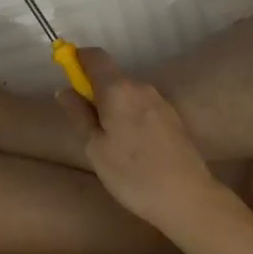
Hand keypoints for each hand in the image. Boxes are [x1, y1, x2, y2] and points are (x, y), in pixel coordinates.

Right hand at [57, 49, 225, 225]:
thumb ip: (78, 114)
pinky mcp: (172, 117)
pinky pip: (142, 106)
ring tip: (111, 143)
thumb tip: (65, 90)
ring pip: (127, 93)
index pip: (95, 55)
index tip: (68, 80)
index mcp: (118, 89)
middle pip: (111, 76)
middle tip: (87, 126)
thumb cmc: (132, 174)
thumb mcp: (95, 148)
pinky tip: (133, 146)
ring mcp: (160, 101)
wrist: (188, 197)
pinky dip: (130, 115)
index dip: (77, 60)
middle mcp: (140, 87)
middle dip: (95, 91)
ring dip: (113, 105)